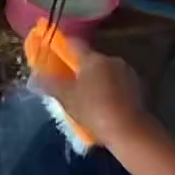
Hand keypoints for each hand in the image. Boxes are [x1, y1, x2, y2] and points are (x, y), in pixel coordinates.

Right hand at [32, 35, 150, 147]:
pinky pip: (118, 82)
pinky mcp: (138, 85)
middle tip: (71, 83)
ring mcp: (127, 72)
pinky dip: (110, 88)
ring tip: (89, 97)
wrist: (130, 130)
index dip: (63, 45)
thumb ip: (51, 84)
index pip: (75, 43)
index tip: (56, 50)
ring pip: (106, 70)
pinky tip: (106, 103)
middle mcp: (111, 59)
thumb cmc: (94, 111)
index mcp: (93, 59)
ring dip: (97, 78)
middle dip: (81, 68)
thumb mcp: (67, 99)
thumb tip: (35, 76)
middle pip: (91, 59)